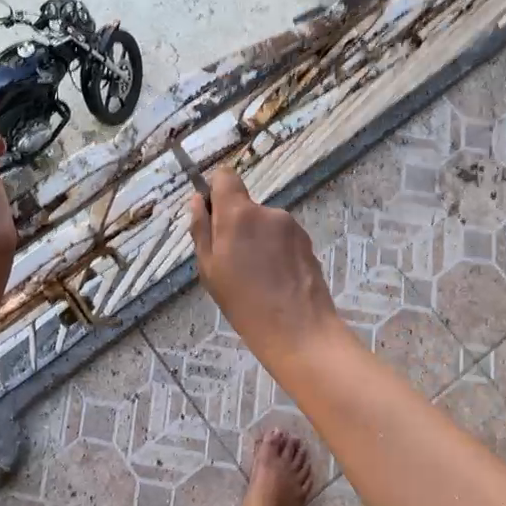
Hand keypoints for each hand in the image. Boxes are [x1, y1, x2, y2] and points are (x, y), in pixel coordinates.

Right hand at [188, 168, 349, 367]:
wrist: (298, 329)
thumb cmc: (242, 301)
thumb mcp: (208, 268)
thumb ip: (201, 229)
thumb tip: (198, 201)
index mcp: (237, 214)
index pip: (225, 176)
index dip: (216, 190)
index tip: (213, 215)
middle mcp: (266, 211)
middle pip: (244, 205)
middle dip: (235, 224)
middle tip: (231, 261)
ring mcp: (290, 225)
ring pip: (263, 223)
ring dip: (256, 239)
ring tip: (256, 275)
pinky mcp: (307, 241)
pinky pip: (281, 237)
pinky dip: (275, 250)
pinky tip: (275, 278)